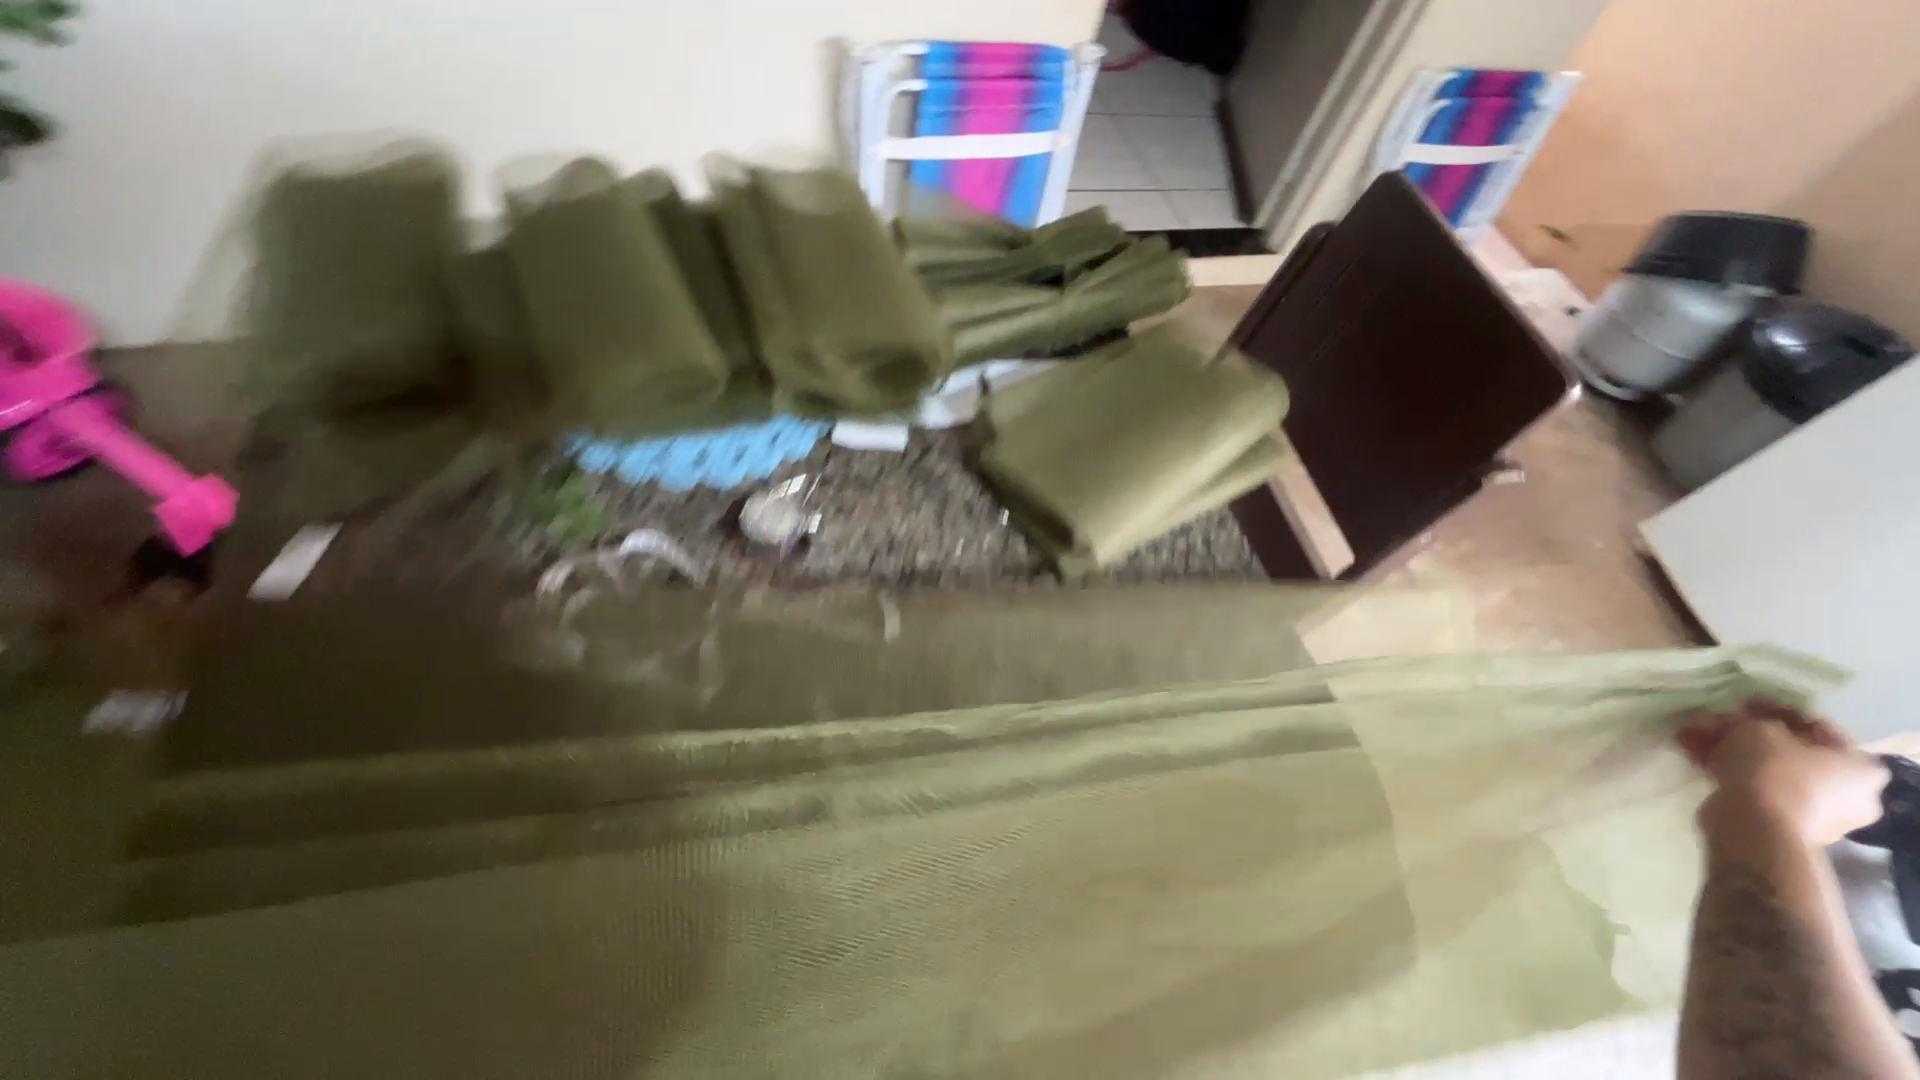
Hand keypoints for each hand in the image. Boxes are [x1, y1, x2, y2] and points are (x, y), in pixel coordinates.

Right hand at [1681, 698, 1889, 847]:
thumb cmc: (1772, 769)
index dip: (1776, 711)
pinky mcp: (1781, 823)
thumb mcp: (1757, 728)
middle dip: (1745, 733)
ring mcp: (1815, 812)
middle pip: (1788, 751)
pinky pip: (1754, 787)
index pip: (1817, 728)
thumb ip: (1751, 719)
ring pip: (1766, 769)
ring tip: (1690, 736)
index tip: (1742, 703)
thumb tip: (1741, 719)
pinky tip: (1692, 754)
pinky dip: (1726, 770)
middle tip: (1713, 721)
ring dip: (1728, 749)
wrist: (1754, 825)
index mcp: (1860, 767)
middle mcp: (1848, 792)